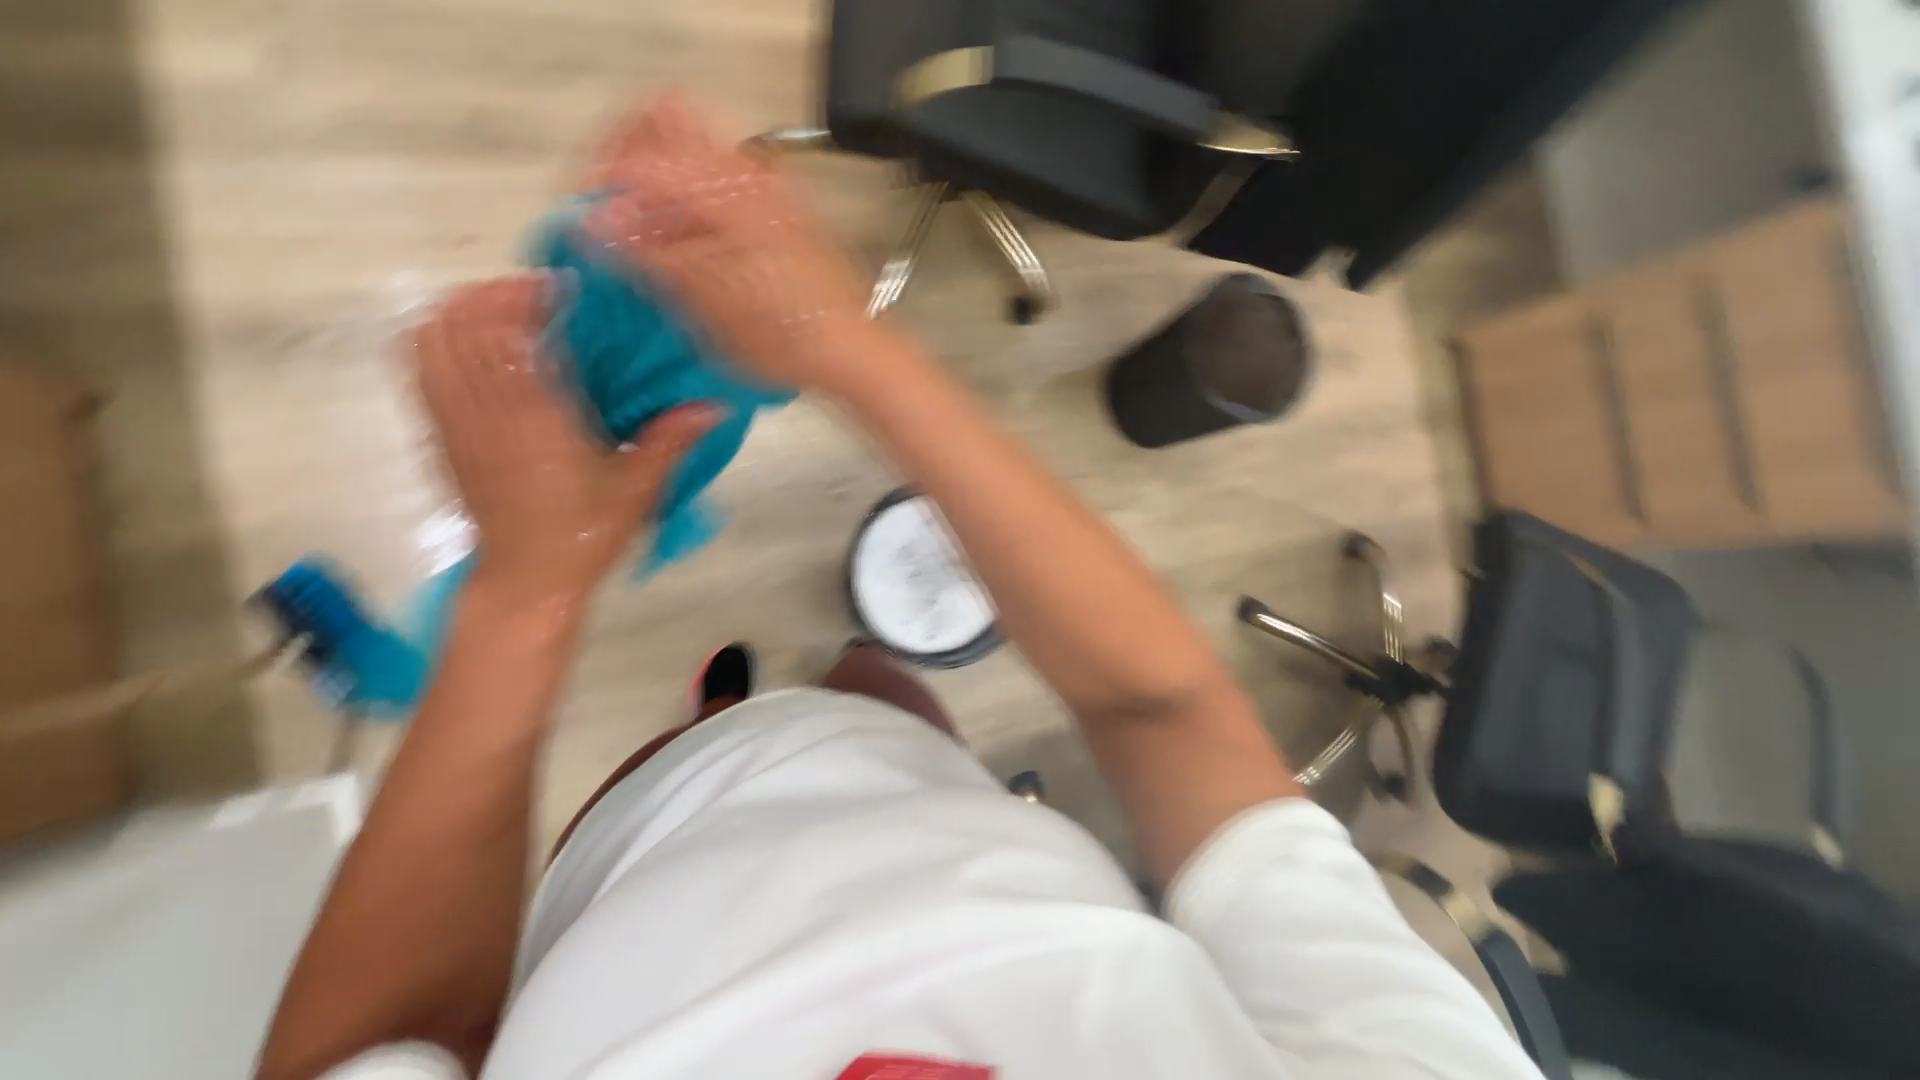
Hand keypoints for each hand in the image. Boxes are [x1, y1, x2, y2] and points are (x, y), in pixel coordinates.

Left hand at [412, 276, 721, 610]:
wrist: (527, 580)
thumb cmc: (586, 534)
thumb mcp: (638, 488)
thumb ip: (671, 440)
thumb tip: (715, 404)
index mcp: (536, 420)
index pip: (509, 334)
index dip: (526, 298)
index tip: (563, 291)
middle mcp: (486, 413)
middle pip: (459, 324)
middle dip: (491, 295)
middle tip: (534, 298)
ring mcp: (454, 425)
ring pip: (428, 341)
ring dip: (459, 313)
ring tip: (501, 314)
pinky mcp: (439, 438)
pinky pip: (418, 372)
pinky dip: (437, 342)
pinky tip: (474, 344)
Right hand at [579, 93, 889, 395]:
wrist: (854, 351)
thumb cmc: (787, 338)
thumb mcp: (708, 306)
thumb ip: (649, 254)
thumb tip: (595, 220)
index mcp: (723, 192)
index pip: (635, 148)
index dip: (597, 177)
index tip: (583, 216)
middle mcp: (746, 173)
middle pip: (664, 117)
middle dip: (625, 152)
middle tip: (610, 204)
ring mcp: (769, 185)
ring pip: (695, 143)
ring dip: (658, 173)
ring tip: (646, 232)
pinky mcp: (783, 207)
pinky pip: (725, 176)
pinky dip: (692, 194)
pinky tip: (687, 243)